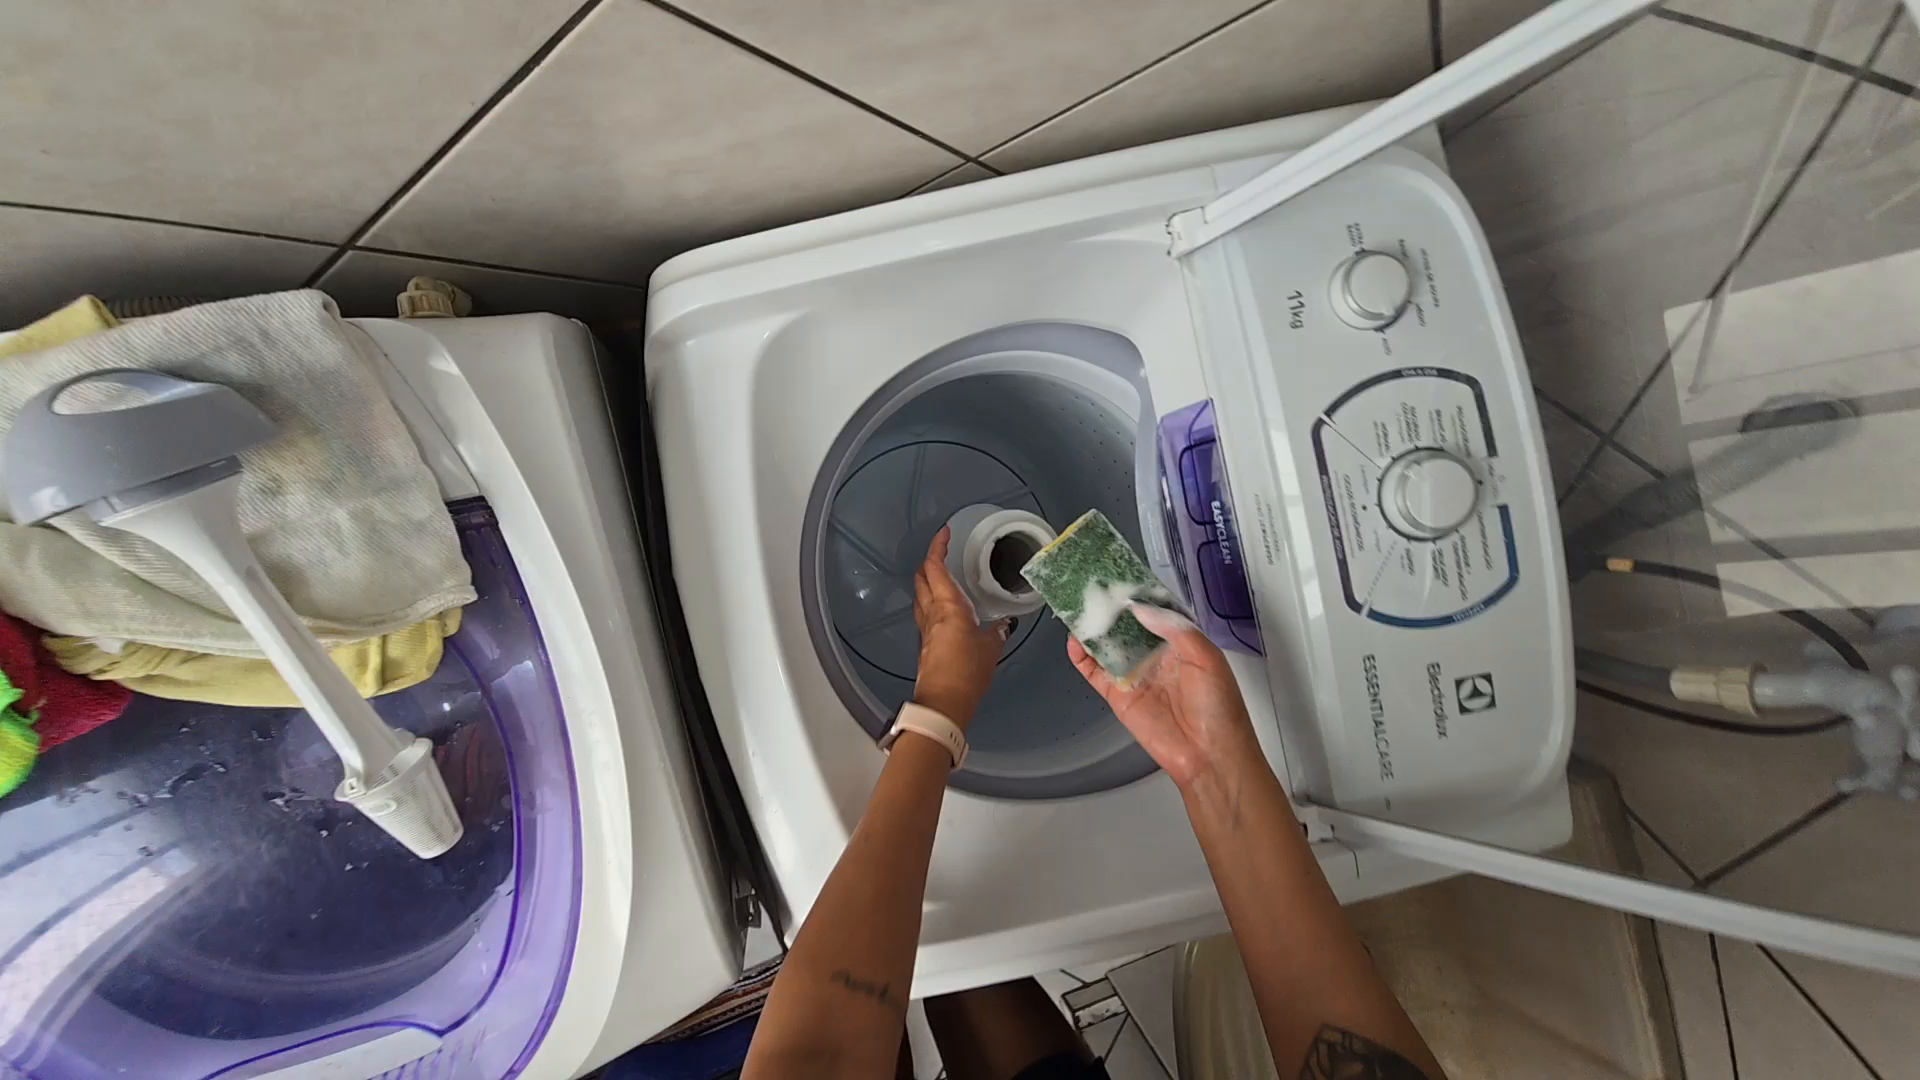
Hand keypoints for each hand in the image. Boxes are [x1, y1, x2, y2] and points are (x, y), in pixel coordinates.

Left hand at [913, 527, 1011, 728]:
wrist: (944, 702)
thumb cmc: (967, 671)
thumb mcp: (991, 647)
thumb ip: (997, 631)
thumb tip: (1004, 624)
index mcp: (947, 606)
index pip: (935, 567)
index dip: (937, 546)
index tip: (944, 533)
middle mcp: (931, 613)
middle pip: (922, 578)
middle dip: (930, 562)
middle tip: (944, 554)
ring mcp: (925, 629)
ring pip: (921, 596)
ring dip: (928, 583)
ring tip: (945, 578)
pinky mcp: (925, 644)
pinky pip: (925, 614)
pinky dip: (933, 603)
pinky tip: (946, 610)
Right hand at [1067, 603, 1260, 788]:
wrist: (1209, 756)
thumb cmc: (1219, 708)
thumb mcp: (1207, 658)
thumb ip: (1175, 629)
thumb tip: (1139, 608)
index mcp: (1178, 642)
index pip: (1153, 610)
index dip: (1137, 593)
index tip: (1119, 574)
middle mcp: (1153, 654)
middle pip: (1125, 624)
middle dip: (1109, 607)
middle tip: (1089, 585)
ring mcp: (1133, 673)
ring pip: (1106, 644)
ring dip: (1091, 627)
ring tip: (1075, 606)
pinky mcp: (1117, 694)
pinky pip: (1094, 672)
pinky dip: (1081, 657)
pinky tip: (1073, 642)